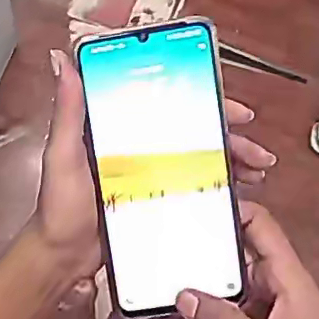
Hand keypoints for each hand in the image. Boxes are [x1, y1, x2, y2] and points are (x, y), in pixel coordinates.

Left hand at [30, 48, 276, 279]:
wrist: (65, 259)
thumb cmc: (60, 207)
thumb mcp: (63, 155)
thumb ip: (67, 111)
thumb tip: (62, 60)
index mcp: (113, 129)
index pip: (160, 101)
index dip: (196, 95)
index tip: (225, 98)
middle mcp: (135, 146)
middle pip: (187, 127)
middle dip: (225, 129)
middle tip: (252, 141)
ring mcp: (148, 173)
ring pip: (196, 154)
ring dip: (230, 155)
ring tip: (258, 167)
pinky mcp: (156, 199)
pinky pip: (192, 184)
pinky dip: (218, 182)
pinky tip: (241, 187)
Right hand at [176, 201, 318, 318]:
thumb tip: (183, 295)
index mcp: (288, 279)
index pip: (259, 224)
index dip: (229, 208)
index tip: (188, 208)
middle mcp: (277, 286)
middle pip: (231, 258)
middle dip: (197, 267)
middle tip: (161, 274)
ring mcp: (269, 310)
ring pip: (224, 292)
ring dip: (198, 307)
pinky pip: (226, 317)